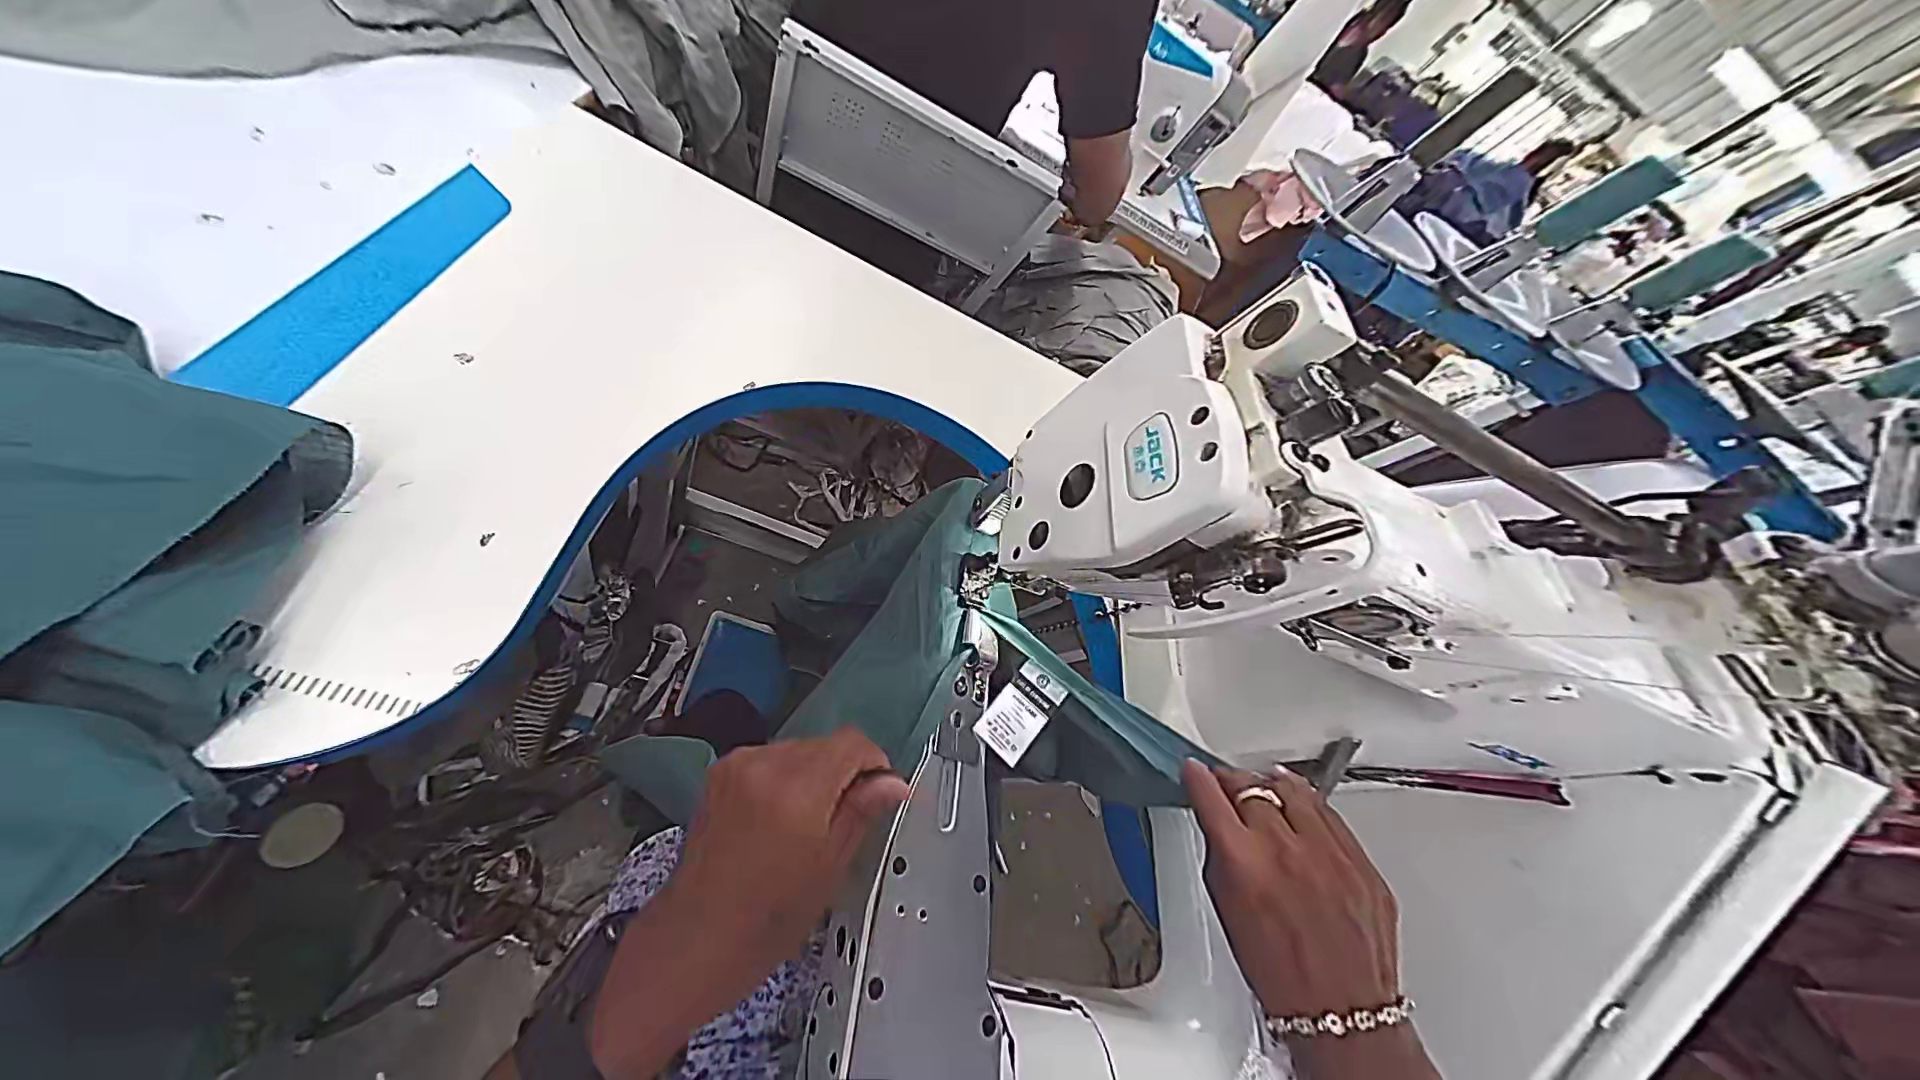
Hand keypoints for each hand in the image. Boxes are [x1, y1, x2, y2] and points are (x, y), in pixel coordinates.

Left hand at [671, 729, 911, 970]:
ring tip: (806, 823)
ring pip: (799, 749)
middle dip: (842, 771)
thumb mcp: (830, 867)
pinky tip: (779, 817)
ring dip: (813, 773)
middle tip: (843, 817)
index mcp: (796, 788)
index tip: (877, 791)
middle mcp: (764, 765)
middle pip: (825, 744)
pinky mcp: (720, 773)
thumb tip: (892, 783)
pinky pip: (770, 758)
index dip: (874, 764)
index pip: (852, 742)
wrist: (695, 939)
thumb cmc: (764, 919)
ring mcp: (737, 765)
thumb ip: (861, 812)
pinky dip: (784, 777)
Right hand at [1181, 760, 1399, 1018]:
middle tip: (1226, 784)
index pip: (1211, 796)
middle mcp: (1286, 850)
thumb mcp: (1226, 906)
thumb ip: (1220, 854)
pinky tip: (1299, 805)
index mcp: (1244, 863)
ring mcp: (1329, 854)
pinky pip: (1329, 813)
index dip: (1198, 776)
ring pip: (1293, 789)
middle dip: (1232, 782)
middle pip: (1250, 786)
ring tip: (1263, 785)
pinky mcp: (1361, 862)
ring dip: (1271, 785)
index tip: (1194, 770)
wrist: (1342, 1013)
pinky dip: (1308, 804)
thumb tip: (1216, 821)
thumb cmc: (1279, 972)